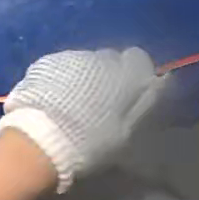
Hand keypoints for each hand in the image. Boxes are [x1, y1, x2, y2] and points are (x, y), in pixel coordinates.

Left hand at [0, 48, 165, 192]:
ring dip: (82, 77)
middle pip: (109, 59)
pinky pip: (60, 66)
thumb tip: (157, 87)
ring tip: (71, 102)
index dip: (133, 74)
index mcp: (126, 75)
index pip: (139, 59)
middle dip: (106, 75)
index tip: (127, 92)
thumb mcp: (127, 131)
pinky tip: (52, 97)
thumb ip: (143, 105)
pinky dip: (60, 77)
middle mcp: (100, 58)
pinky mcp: (46, 61)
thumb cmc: (90, 142)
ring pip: (83, 62)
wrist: (41, 137)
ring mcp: (71, 57)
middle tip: (98, 101)